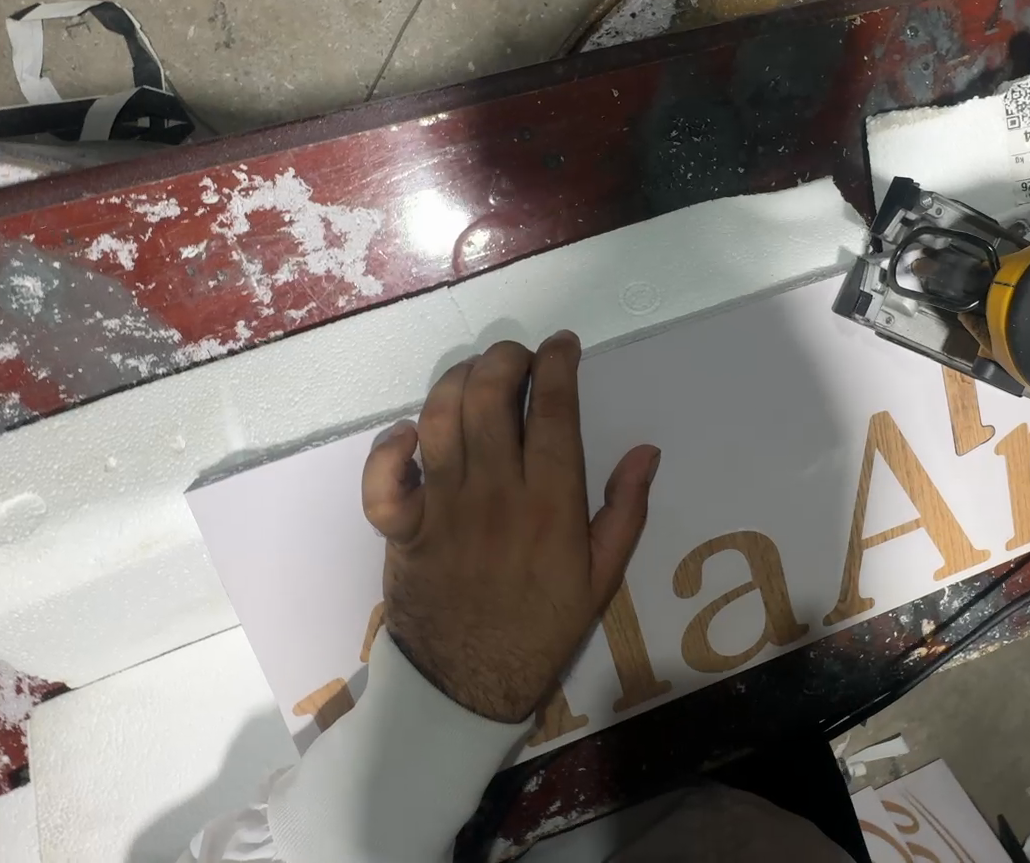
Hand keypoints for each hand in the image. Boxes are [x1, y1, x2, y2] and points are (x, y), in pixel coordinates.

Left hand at [360, 331, 661, 722]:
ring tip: (476, 376)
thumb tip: (646, 451)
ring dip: (456, 381)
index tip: (563, 345)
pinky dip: (390, 444)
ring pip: (440, 419)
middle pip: (490, 397)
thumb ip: (626, 510)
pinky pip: (383, 476)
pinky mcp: (401, 527)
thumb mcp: (602, 575)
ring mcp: (443, 508)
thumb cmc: (542, 624)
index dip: (558, 364)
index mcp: (551, 503)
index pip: (554, 410)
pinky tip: (412, 431)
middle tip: (520, 357)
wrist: (469, 685)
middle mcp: (495, 493)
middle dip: (506, 358)